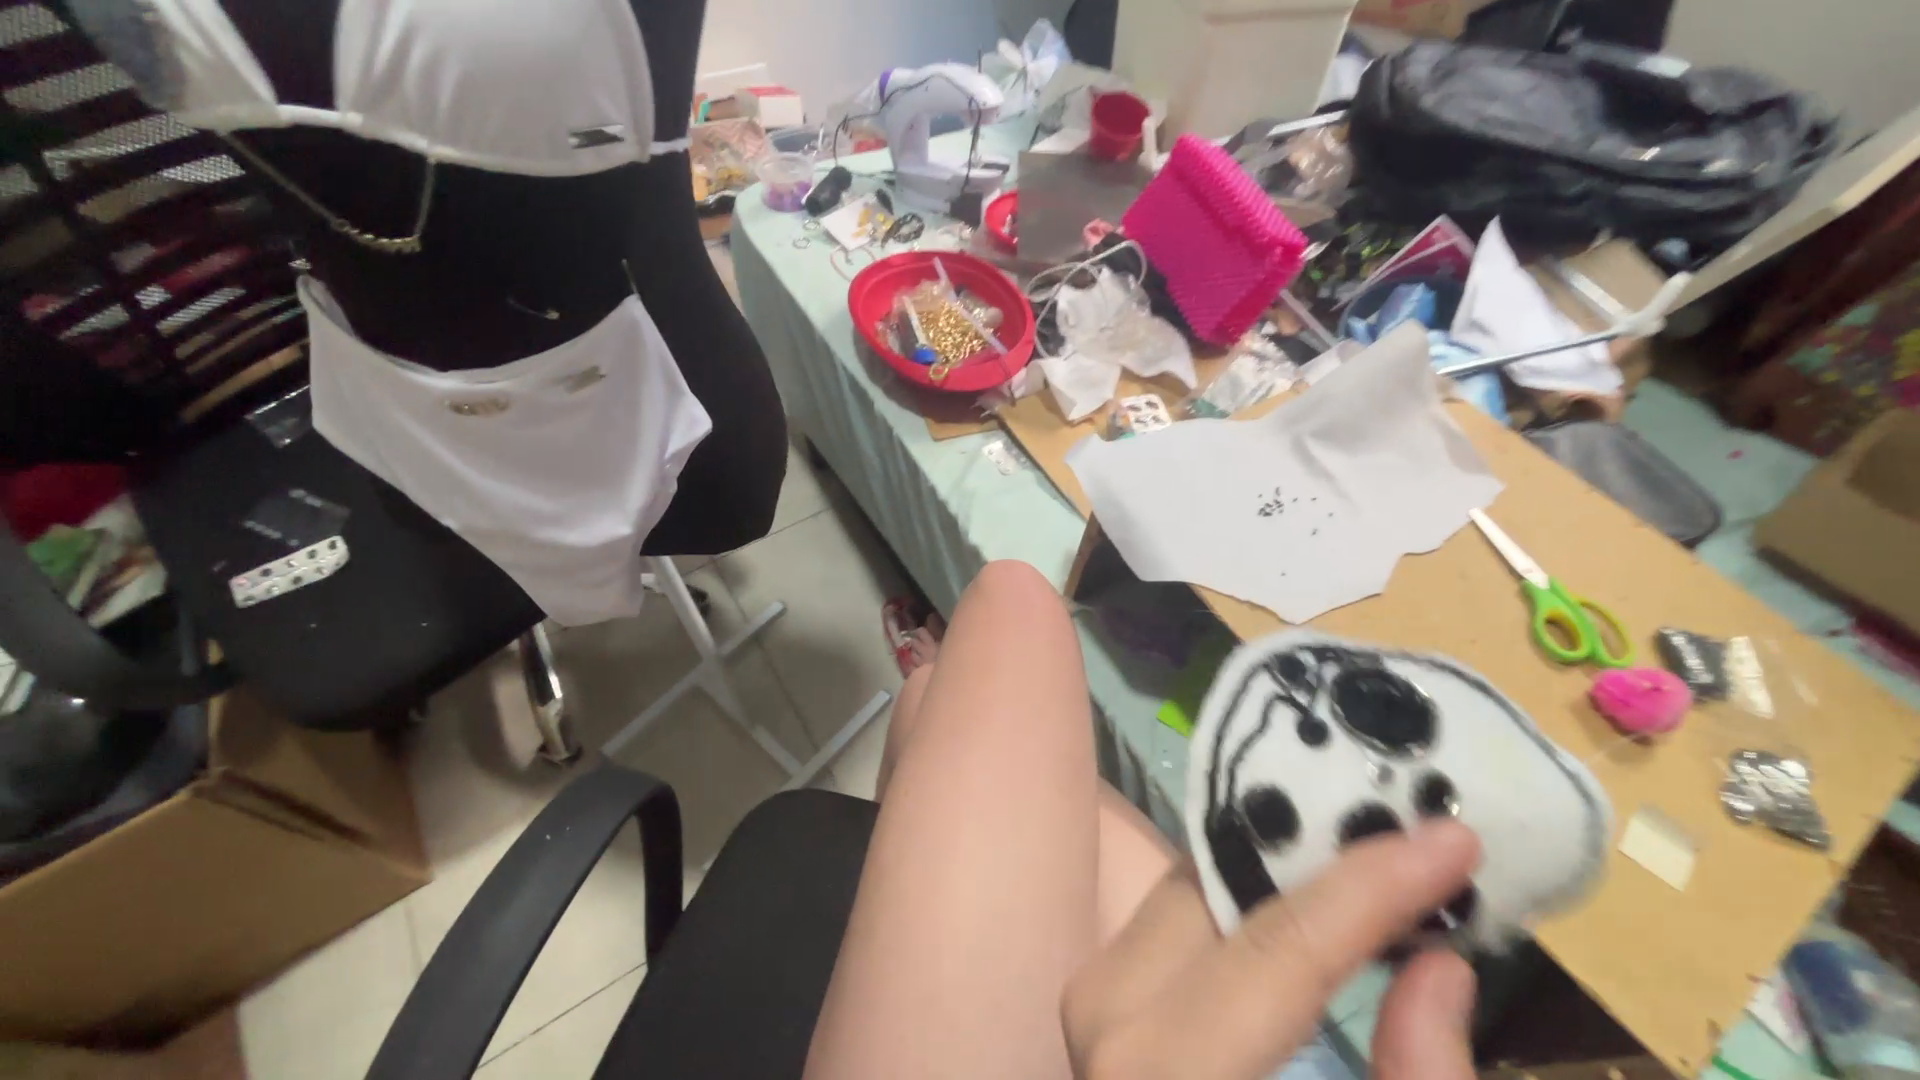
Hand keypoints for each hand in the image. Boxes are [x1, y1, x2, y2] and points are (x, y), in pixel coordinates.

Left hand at [1062, 822, 1481, 1079]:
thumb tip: (1441, 966)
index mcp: (1167, 1072)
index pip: (1271, 950)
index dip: (1366, 888)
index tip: (1453, 838)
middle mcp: (1106, 1025)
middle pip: (1213, 899)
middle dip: (1314, 858)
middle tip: (1413, 830)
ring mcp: (1092, 1009)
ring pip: (1188, 893)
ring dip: (1277, 867)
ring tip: (1371, 846)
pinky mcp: (1103, 1007)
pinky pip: (1174, 921)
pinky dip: (1244, 897)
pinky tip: (1301, 890)